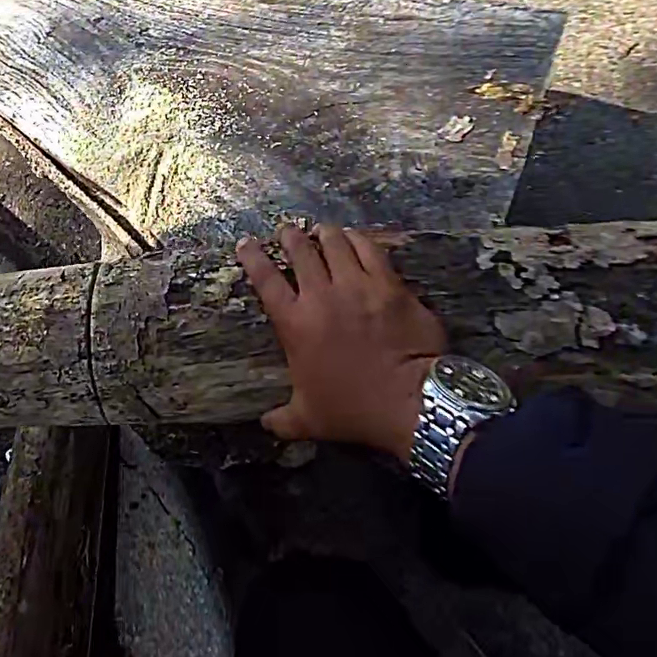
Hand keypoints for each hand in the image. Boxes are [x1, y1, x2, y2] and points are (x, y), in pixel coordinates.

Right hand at [235, 223, 446, 460]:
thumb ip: (282, 419)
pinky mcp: (388, 284)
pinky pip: (370, 250)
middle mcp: (321, 296)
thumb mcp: (309, 419)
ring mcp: (357, 286)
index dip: (252, 257)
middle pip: (299, 251)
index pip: (265, 279)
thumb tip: (264, 425)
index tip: (246, 242)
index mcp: (295, 323)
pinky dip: (358, 240)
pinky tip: (355, 237)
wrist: (411, 403)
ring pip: (334, 243)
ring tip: (321, 230)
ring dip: (324, 234)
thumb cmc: (353, 409)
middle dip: (289, 236)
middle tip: (287, 230)